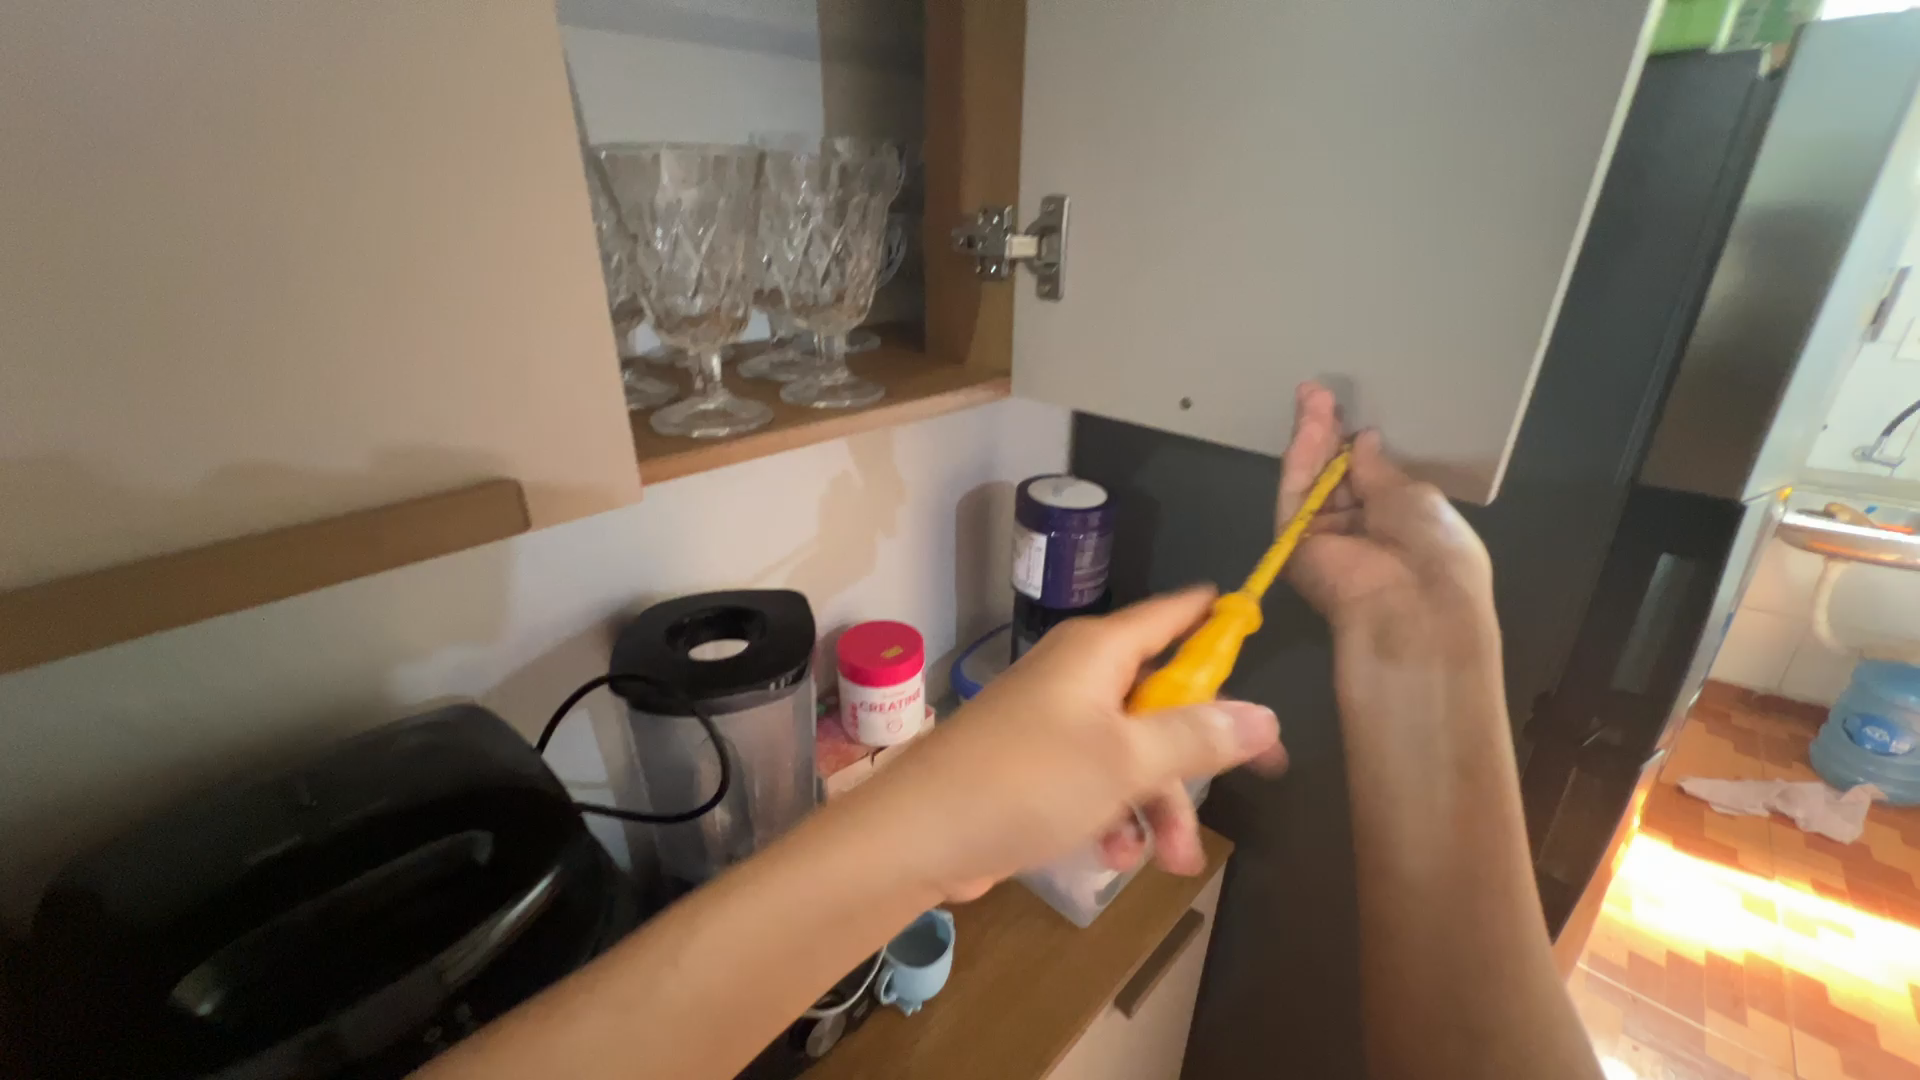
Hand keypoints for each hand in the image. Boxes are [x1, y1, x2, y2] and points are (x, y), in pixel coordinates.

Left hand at [858, 589, 1285, 902]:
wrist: (923, 833)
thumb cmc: (1030, 778)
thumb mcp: (1125, 759)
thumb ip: (1196, 736)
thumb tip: (1265, 714)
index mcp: (1098, 652)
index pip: (1168, 615)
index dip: (1209, 615)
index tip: (1247, 613)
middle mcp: (1077, 677)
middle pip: (1159, 697)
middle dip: (1196, 751)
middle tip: (1259, 777)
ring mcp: (1054, 722)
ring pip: (1132, 750)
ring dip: (1156, 803)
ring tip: (1168, 860)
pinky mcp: (1036, 765)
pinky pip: (1096, 780)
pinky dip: (1113, 814)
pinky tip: (1114, 856)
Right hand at [1279, 382, 1495, 652]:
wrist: (1409, 606)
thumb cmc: (1434, 551)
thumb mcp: (1416, 498)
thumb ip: (1381, 470)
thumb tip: (1365, 441)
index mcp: (1394, 521)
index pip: (1366, 475)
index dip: (1356, 443)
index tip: (1350, 412)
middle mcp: (1354, 528)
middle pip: (1331, 473)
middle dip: (1327, 432)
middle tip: (1319, 392)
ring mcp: (1320, 534)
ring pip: (1309, 479)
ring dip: (1310, 437)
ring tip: (1311, 397)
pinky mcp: (1291, 540)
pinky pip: (1294, 494)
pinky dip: (1300, 459)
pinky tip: (1307, 426)